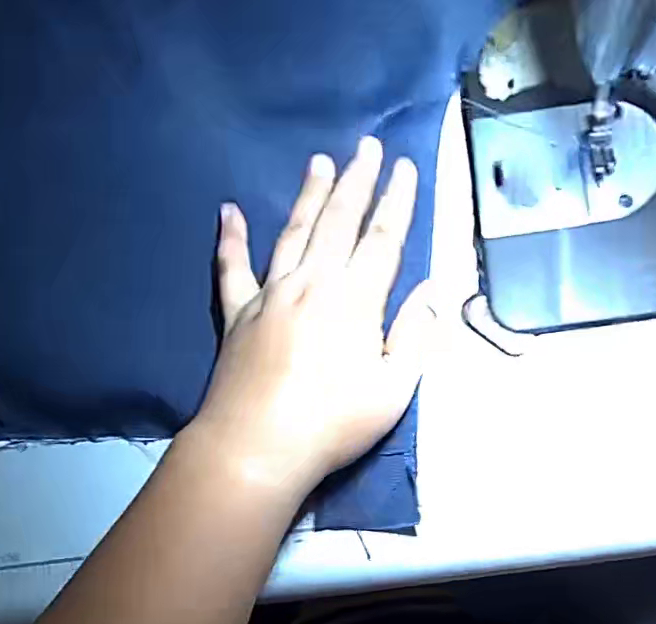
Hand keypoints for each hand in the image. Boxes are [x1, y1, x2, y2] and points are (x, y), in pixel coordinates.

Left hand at [183, 137, 435, 498]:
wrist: (261, 445)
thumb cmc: (336, 423)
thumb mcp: (394, 389)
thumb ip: (412, 337)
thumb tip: (428, 293)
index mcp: (355, 301)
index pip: (382, 241)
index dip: (396, 204)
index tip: (405, 169)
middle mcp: (312, 283)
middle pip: (338, 223)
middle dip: (357, 182)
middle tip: (367, 147)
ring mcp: (270, 295)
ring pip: (292, 232)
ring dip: (308, 196)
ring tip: (320, 163)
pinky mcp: (237, 314)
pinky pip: (233, 268)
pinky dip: (231, 239)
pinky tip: (228, 213)